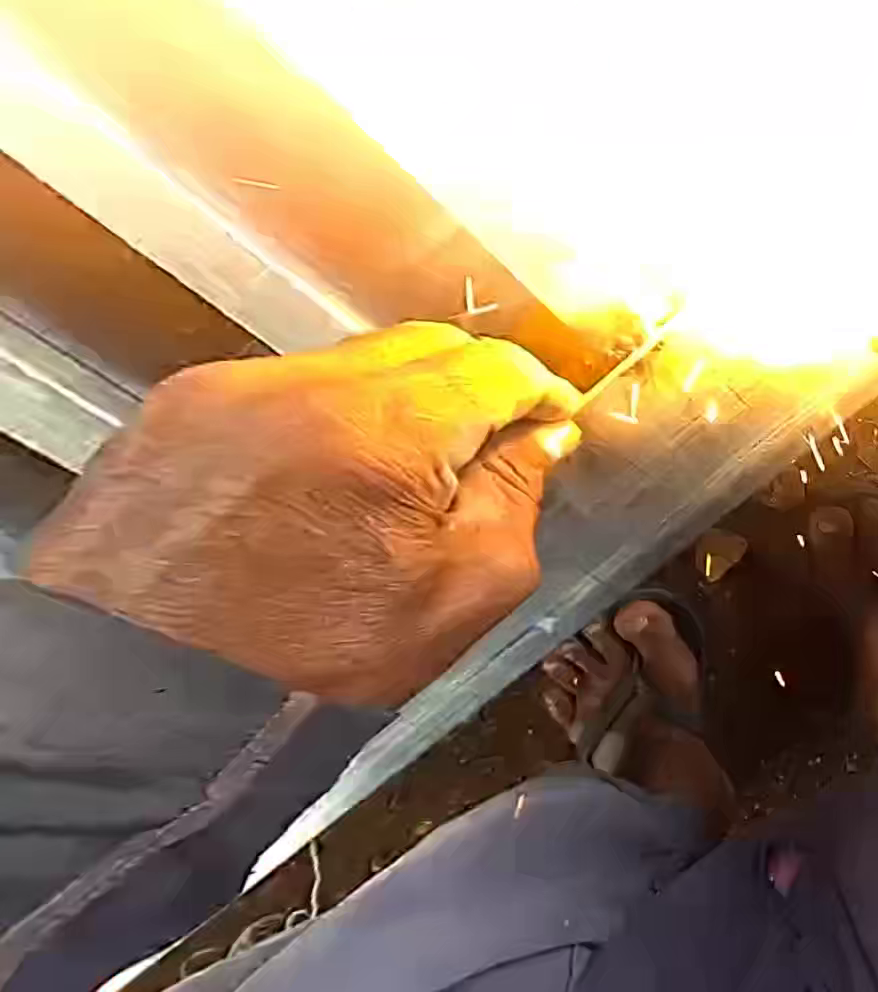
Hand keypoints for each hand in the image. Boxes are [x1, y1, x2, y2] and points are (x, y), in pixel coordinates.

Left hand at [25, 323, 582, 705]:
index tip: (559, 416)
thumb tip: (544, 436)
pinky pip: (307, 380)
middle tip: (509, 432)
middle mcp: (298, 391)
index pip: (498, 368)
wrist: (147, 705)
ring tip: (435, 456)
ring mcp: (226, 393)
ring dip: (424, 393)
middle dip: (489, 382)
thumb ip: (520, 489)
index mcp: (384, 434)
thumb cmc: (331, 656)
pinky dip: (359, 406)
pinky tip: (365, 461)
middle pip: (435, 344)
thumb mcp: (478, 580)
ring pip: (371, 356)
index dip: (545, 390)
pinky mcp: (180, 411)